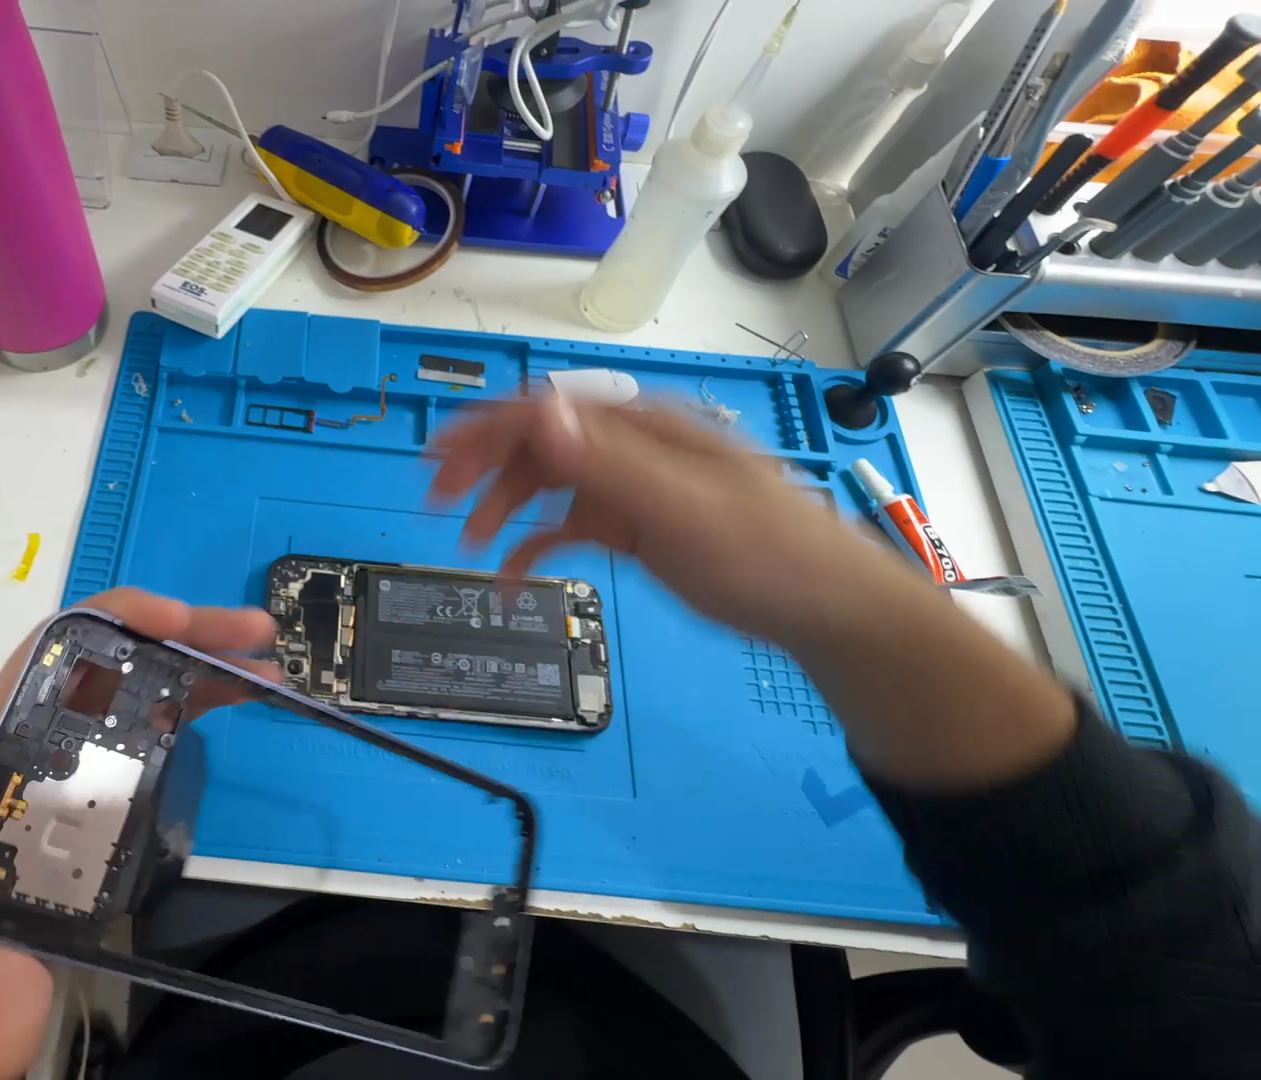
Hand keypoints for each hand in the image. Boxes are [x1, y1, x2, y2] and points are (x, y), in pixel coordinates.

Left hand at [0, 587, 275, 1078]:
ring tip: (269, 660)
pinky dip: (208, 691)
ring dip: (209, 655)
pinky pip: (165, 703)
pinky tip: (249, 695)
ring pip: (150, 670)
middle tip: (253, 635)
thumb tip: (4, 1050)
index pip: (53, 648)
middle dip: (185, 632)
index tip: (171, 622)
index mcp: (6, 732)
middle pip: (118, 648)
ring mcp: (89, 727)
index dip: (112, 620)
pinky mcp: (116, 749)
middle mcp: (52, 715)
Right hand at [427, 396, 917, 648]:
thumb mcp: (684, 507)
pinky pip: (566, 526)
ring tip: (471, 546)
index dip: (484, 430)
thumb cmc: (764, 553)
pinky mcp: (629, 525)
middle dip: (482, 467)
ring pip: (544, 483)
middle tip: (437, 500)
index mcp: (640, 427)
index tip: (437, 463)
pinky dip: (533, 546)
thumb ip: (610, 461)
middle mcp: (627, 447)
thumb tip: (539, 412)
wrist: (824, 608)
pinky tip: (512, 574)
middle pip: (537, 443)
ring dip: (502, 508)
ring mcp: (627, 486)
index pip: (545, 411)